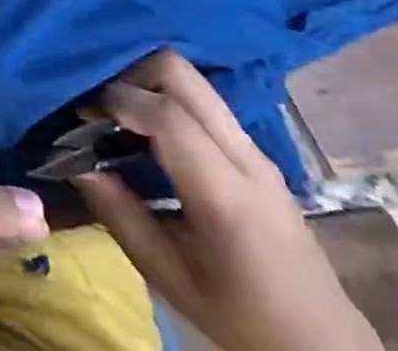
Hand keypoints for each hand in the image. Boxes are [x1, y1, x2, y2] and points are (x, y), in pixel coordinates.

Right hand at [74, 51, 382, 350]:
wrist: (320, 342)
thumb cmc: (239, 317)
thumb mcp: (168, 276)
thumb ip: (120, 214)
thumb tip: (77, 164)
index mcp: (225, 193)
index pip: (167, 114)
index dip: (118, 100)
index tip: (83, 115)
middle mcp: (245, 156)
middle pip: (181, 73)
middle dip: (131, 76)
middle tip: (100, 110)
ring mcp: (255, 149)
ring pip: (193, 81)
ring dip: (148, 86)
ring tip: (117, 121)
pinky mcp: (254, 153)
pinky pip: (203, 103)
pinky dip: (166, 101)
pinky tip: (147, 137)